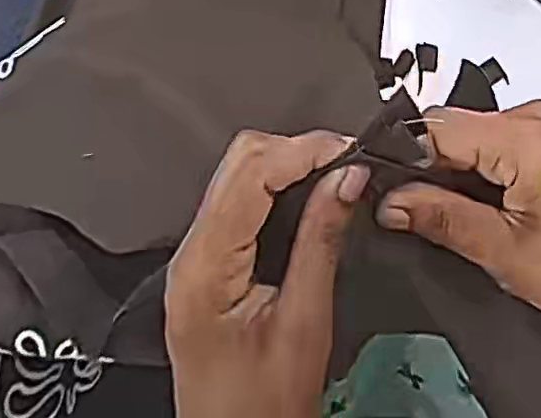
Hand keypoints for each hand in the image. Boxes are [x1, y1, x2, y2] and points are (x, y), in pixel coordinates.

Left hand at [166, 130, 367, 417]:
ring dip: (290, 160)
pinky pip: (242, 194)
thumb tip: (347, 176)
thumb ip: (322, 241)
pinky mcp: (210, 256)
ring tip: (334, 170)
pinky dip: (279, 180)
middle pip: (239, 160)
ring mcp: (197, 252)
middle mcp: (191, 251)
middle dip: (297, 149)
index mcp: (204, 268)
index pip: (250, 175)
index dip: (303, 151)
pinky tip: (309, 188)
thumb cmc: (262, 409)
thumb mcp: (304, 326)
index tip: (348, 151)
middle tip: (345, 160)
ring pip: (239, 169)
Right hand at [376, 101, 540, 371]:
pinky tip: (477, 205)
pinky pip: (492, 141)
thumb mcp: (509, 256)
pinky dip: (475, 169)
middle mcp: (533, 118)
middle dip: (425, 167)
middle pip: (451, 127)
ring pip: (469, 135)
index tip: (379, 187)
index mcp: (524, 138)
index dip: (402, 158)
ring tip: (447, 215)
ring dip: (450, 170)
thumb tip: (393, 201)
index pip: (436, 128)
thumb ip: (443, 219)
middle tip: (409, 211)